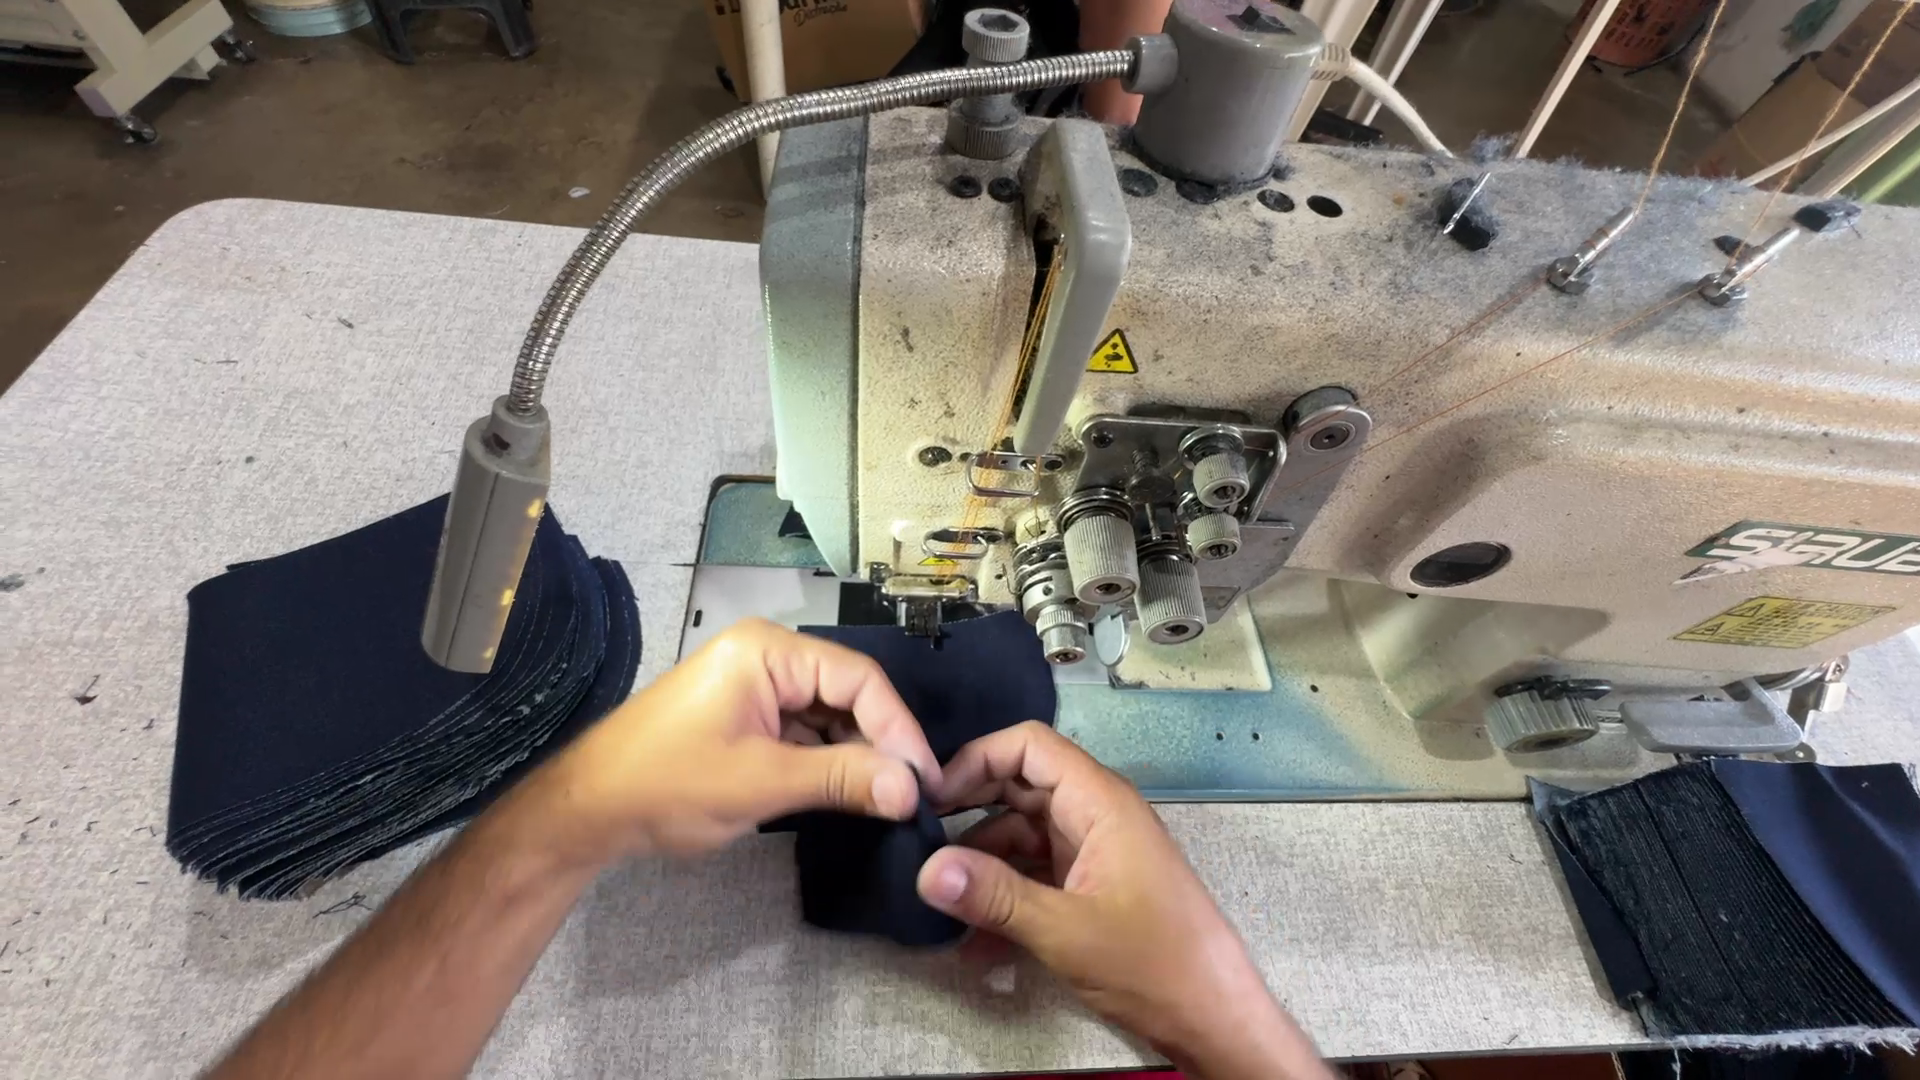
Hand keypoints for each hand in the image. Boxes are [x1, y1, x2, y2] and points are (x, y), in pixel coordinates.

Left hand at [508, 618, 940, 865]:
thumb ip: (841, 779)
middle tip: (910, 793)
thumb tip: (910, 791)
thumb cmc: (669, 784)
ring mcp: (760, 684)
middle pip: (848, 692)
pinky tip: (851, 788)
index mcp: (770, 650)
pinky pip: (807, 729)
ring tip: (887, 796)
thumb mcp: (762, 783)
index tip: (924, 778)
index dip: (898, 727)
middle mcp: (770, 655)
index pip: (858, 677)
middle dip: (879, 741)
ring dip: (857, 753)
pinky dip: (829, 758)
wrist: (586, 811)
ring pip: (831, 713)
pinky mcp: (752, 712)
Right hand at [914, 722, 1331, 1079]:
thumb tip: (924, 870)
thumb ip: (993, 896)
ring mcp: (1090, 846)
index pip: (1030, 746)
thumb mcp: (1065, 930)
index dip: (977, 759)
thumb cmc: (1152, 962)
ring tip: (936, 889)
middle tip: (918, 835)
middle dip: (969, 807)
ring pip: (1021, 830)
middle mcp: (1092, 811)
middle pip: (1020, 784)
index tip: (932, 795)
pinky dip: (1003, 889)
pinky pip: (1034, 868)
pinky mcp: (1088, 881)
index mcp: (1097, 799)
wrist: (1216, 1021)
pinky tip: (970, 931)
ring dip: (981, 858)